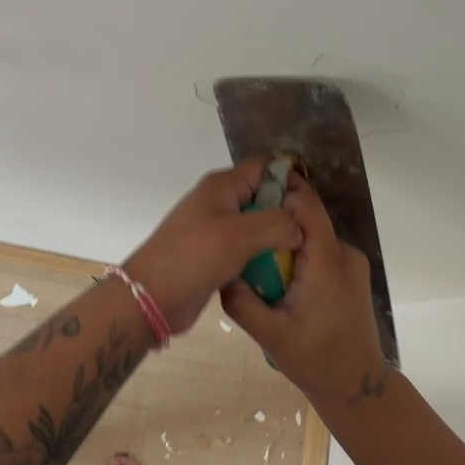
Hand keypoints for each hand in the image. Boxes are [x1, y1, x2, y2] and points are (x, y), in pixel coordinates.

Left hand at [122, 160, 303, 332]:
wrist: (152, 297)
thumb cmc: (194, 257)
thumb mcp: (240, 235)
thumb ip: (277, 223)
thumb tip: (299, 226)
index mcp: (222, 186)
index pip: (264, 168)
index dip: (289, 180)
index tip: (311, 206)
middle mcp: (218, 202)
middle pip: (262, 197)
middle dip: (286, 213)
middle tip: (310, 236)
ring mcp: (214, 229)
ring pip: (255, 226)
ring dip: (275, 238)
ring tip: (300, 255)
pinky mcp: (213, 254)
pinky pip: (245, 248)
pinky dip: (260, 256)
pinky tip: (279, 271)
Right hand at [220, 173, 388, 407]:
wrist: (356, 385)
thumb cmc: (315, 360)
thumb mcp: (270, 336)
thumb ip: (242, 302)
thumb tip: (218, 272)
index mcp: (327, 263)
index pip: (306, 206)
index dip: (279, 192)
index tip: (248, 196)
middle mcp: (344, 254)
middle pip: (306, 218)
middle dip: (274, 220)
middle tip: (242, 234)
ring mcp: (351, 263)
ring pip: (311, 234)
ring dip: (285, 241)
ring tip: (257, 262)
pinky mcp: (350, 273)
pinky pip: (320, 250)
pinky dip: (298, 256)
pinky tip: (279, 279)